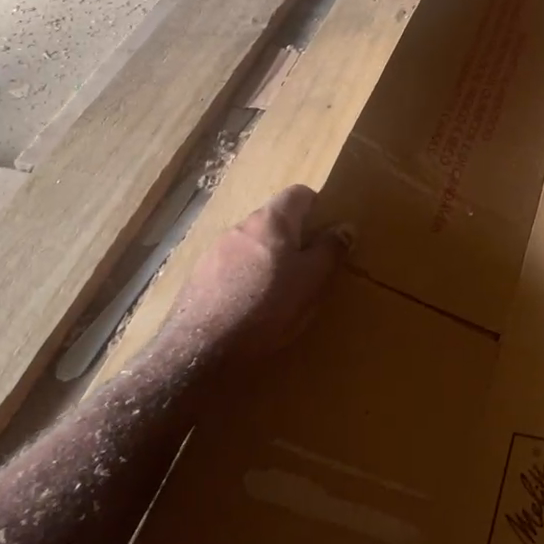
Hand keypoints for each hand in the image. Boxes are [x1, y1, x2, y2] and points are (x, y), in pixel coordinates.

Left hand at [166, 184, 345, 362]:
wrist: (200, 349)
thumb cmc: (267, 307)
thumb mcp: (312, 279)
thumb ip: (331, 249)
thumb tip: (345, 227)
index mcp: (271, 220)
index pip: (298, 193)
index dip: (316, 207)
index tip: (326, 232)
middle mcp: (240, 226)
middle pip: (274, 220)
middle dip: (292, 237)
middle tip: (308, 266)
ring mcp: (214, 251)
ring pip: (251, 244)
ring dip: (267, 258)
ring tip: (277, 291)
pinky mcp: (197, 277)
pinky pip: (231, 266)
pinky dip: (244, 277)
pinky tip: (249, 306)